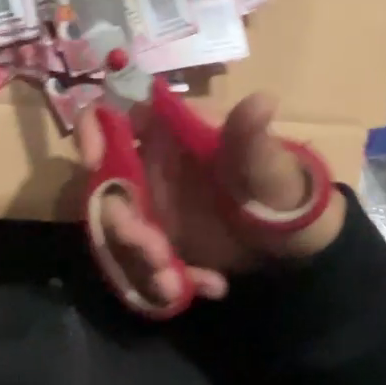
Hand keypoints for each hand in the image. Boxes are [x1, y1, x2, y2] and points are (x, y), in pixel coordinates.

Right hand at [75, 93, 345, 309]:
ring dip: (141, 262)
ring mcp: (146, 213)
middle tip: (155, 252)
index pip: (112, 120)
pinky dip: (168, 283)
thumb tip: (263, 99)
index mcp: (165, 137)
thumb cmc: (278, 185)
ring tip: (176, 283)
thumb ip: (253, 138)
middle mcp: (145, 173)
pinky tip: (211, 285)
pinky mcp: (154, 249)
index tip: (94, 161)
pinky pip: (142, 268)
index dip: (91, 134)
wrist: (294, 239)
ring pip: (118, 236)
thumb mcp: (270, 164)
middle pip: (106, 190)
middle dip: (121, 225)